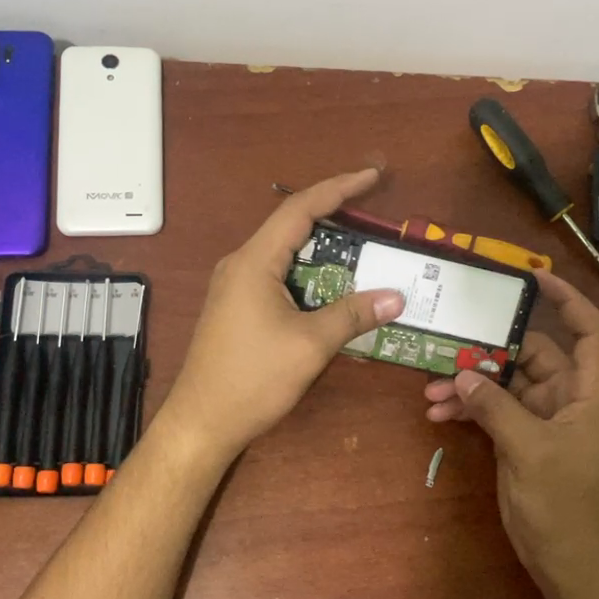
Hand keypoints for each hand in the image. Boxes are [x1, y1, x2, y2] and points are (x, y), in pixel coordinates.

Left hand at [158, 169, 404, 462]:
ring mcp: (235, 287)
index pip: (301, 210)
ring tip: (364, 251)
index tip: (373, 176)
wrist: (202, 422)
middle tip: (375, 215)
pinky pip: (278, 277)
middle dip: (335, 217)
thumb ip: (352, 314)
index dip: (339, 189)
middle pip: (292, 227)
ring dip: (323, 252)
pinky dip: (309, 276)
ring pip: (285, 255)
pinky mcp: (237, 308)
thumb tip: (397, 297)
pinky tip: (333, 289)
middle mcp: (241, 265)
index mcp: (254, 262)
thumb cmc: (252, 379)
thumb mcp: (310, 345)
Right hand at [423, 271, 598, 583]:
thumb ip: (496, 407)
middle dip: (490, 350)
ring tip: (430, 391)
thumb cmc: (564, 503)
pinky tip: (437, 413)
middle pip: (532, 353)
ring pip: (504, 382)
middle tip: (449, 344)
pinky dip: (467, 408)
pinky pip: (492, 409)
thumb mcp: (530, 450)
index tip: (534, 278)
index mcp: (589, 393)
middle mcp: (568, 398)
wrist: (567, 560)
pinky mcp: (521, 438)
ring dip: (469, 383)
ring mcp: (543, 419)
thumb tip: (462, 373)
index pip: (590, 332)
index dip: (570, 301)